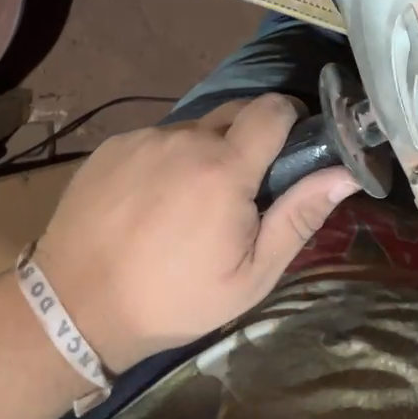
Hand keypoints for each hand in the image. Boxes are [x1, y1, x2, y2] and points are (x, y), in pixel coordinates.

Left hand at [30, 93, 362, 370]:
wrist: (71, 310)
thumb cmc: (173, 299)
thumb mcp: (250, 275)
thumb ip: (299, 216)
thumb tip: (346, 173)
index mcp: (225, 167)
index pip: (274, 108)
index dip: (290, 121)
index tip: (290, 152)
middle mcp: (186, 138)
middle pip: (237, 113)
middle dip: (250, 139)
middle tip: (242, 188)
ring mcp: (145, 138)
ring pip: (196, 128)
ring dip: (206, 152)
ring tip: (189, 202)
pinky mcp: (113, 146)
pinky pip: (158, 139)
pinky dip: (168, 159)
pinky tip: (152, 202)